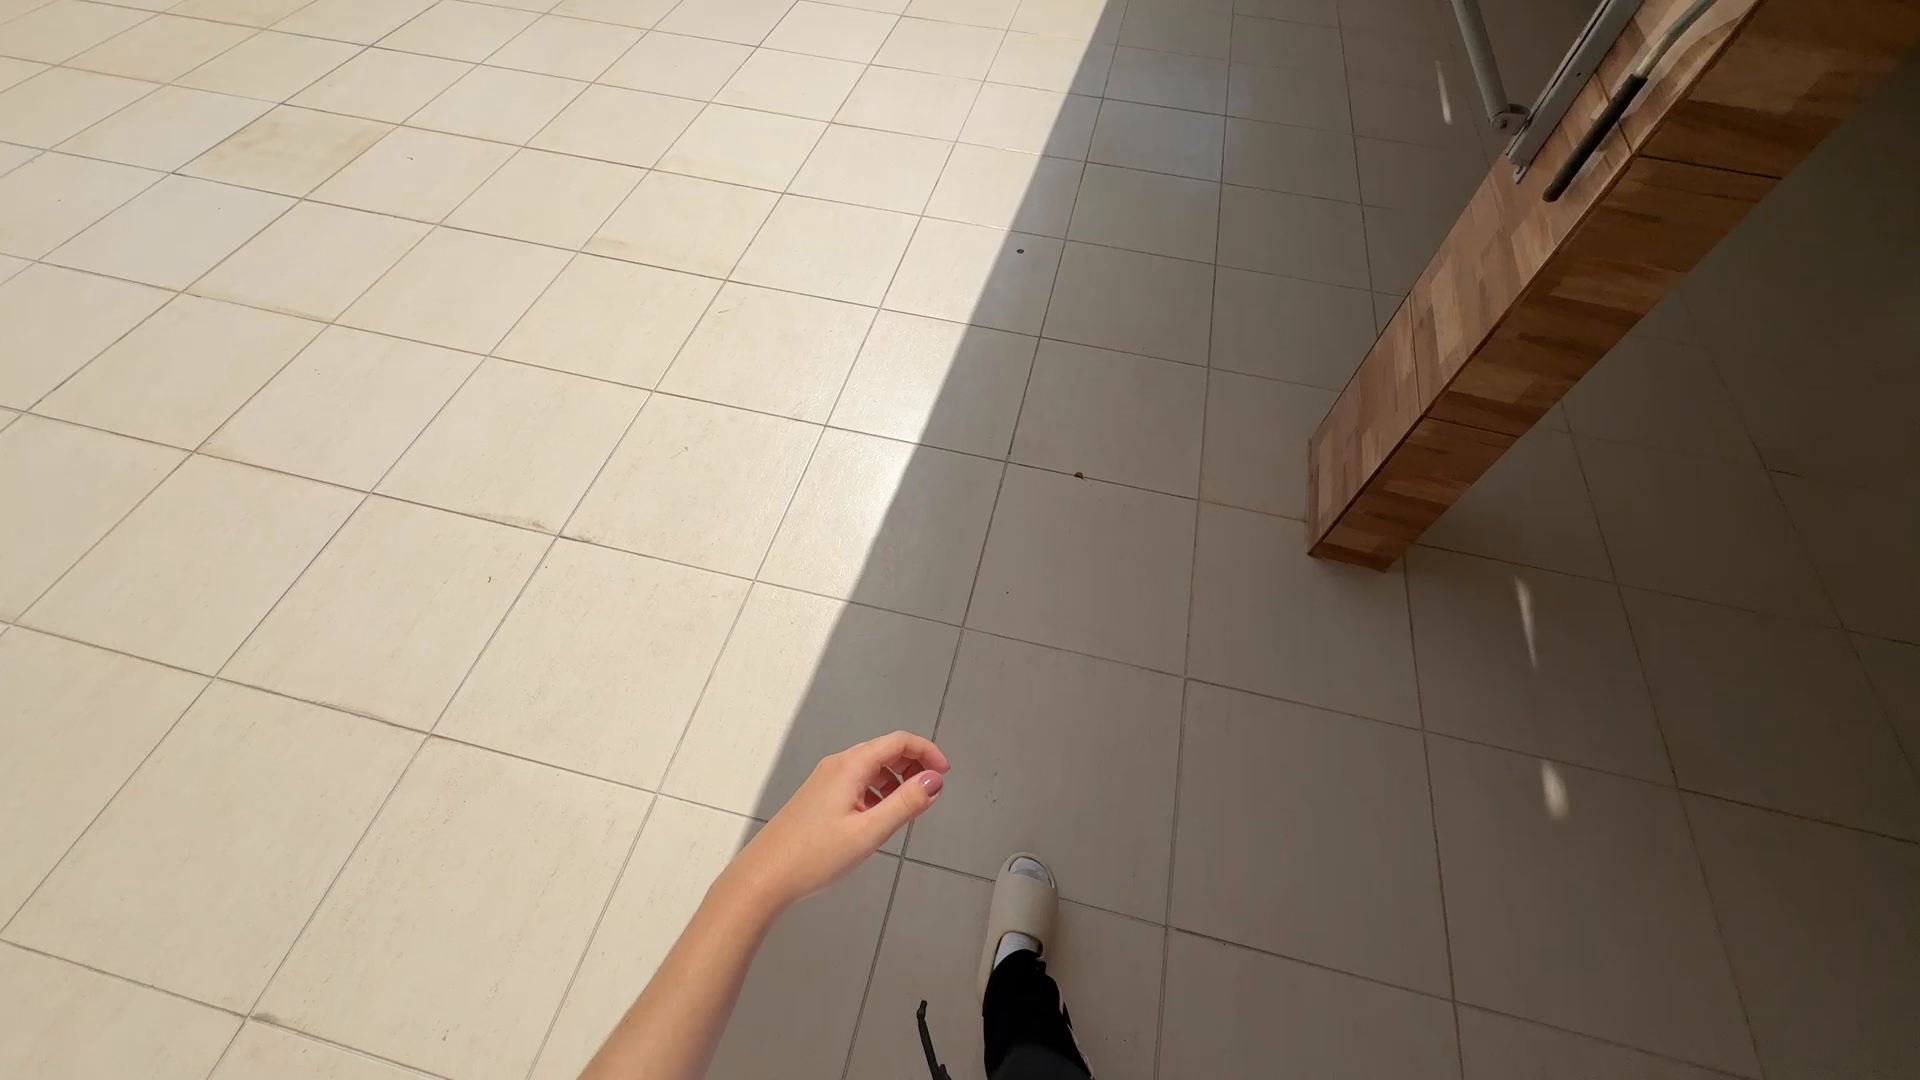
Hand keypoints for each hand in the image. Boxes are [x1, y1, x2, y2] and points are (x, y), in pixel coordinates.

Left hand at [724, 732, 949, 910]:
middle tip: (930, 793)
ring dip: (896, 781)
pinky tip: (879, 819)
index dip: (927, 752)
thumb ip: (905, 804)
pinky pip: (858, 782)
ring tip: (908, 810)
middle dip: (913, 765)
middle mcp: (838, 764)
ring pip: (872, 768)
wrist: (764, 877)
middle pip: (885, 751)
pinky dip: (878, 792)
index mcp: (851, 765)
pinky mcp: (820, 796)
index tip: (944, 774)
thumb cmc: (815, 855)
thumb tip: (934, 781)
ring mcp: (826, 779)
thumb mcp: (869, 832)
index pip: (898, 741)